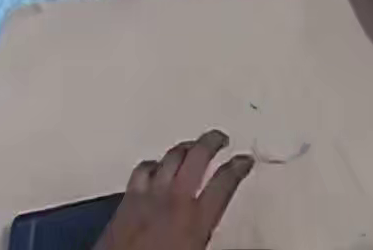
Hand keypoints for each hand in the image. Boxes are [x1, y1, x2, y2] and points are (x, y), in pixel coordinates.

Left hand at [95, 130, 254, 249]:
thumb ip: (205, 234)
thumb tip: (213, 222)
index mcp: (196, 220)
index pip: (225, 182)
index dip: (238, 167)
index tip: (245, 160)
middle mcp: (175, 200)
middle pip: (198, 155)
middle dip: (213, 141)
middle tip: (221, 139)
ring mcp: (149, 195)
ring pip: (172, 156)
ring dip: (186, 148)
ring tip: (193, 146)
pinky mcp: (127, 199)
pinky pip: (143, 169)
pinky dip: (154, 164)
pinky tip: (157, 167)